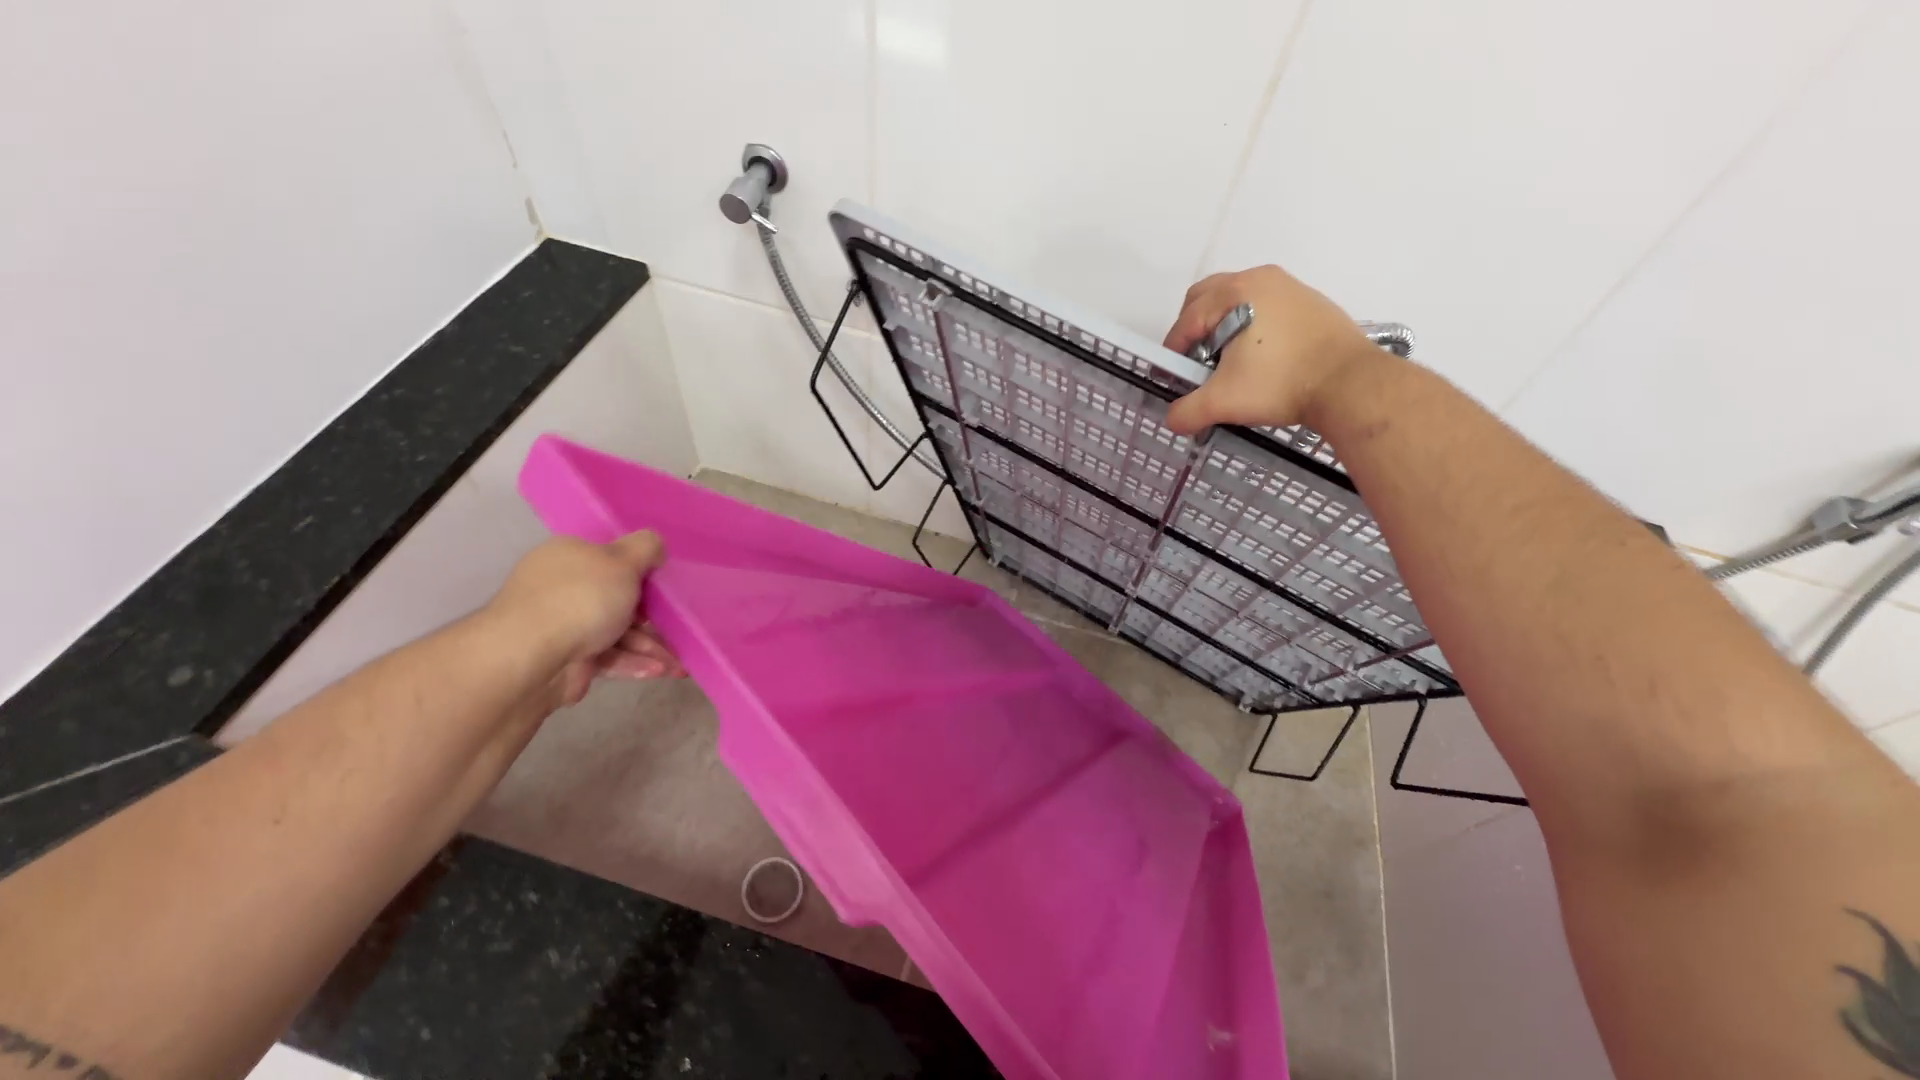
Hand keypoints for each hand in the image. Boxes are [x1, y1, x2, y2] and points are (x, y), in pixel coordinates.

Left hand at [485, 531, 685, 707]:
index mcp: (569, 557)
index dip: (640, 572)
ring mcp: (563, 626)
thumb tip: (655, 546)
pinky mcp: (568, 661)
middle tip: (679, 629)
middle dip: (652, 618)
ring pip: (617, 633)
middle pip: (616, 599)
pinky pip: (608, 658)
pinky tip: (659, 672)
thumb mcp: (622, 561)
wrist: (530, 658)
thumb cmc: (580, 598)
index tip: (664, 587)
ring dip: (650, 647)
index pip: (608, 559)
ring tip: (678, 664)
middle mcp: (562, 588)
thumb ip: (646, 548)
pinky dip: (633, 663)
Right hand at [1161, 265, 1383, 434]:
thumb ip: (1188, 411)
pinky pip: (1266, 305)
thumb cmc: (1281, 384)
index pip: (1187, 319)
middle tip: (1196, 361)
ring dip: (1222, 324)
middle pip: (1208, 297)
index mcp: (1234, 293)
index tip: (1174, 374)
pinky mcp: (1310, 301)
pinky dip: (1251, 324)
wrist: (1351, 384)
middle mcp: (1259, 278)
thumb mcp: (1224, 402)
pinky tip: (1260, 356)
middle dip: (1194, 328)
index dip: (1173, 349)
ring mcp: (1289, 286)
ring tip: (1227, 359)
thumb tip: (1173, 420)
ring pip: (1238, 298)